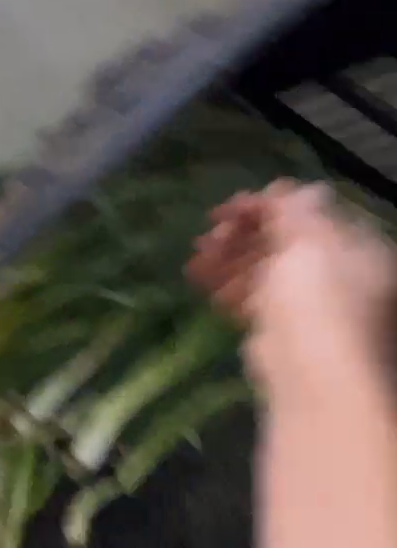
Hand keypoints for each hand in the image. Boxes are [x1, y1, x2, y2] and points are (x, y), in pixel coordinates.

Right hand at [191, 180, 396, 403]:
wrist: (307, 365)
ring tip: (196, 259)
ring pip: (262, 266)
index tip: (226, 207)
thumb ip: (298, 214)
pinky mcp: (283, 319)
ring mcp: (310, 298)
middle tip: (208, 232)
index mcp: (355, 253)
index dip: (267, 207)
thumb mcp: (307, 246)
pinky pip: (252, 292)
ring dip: (226, 257)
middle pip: (281, 241)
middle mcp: (338, 272)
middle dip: (239, 234)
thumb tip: (301, 186)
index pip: (309, 216)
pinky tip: (201, 280)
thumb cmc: (313, 299)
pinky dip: (226, 282)